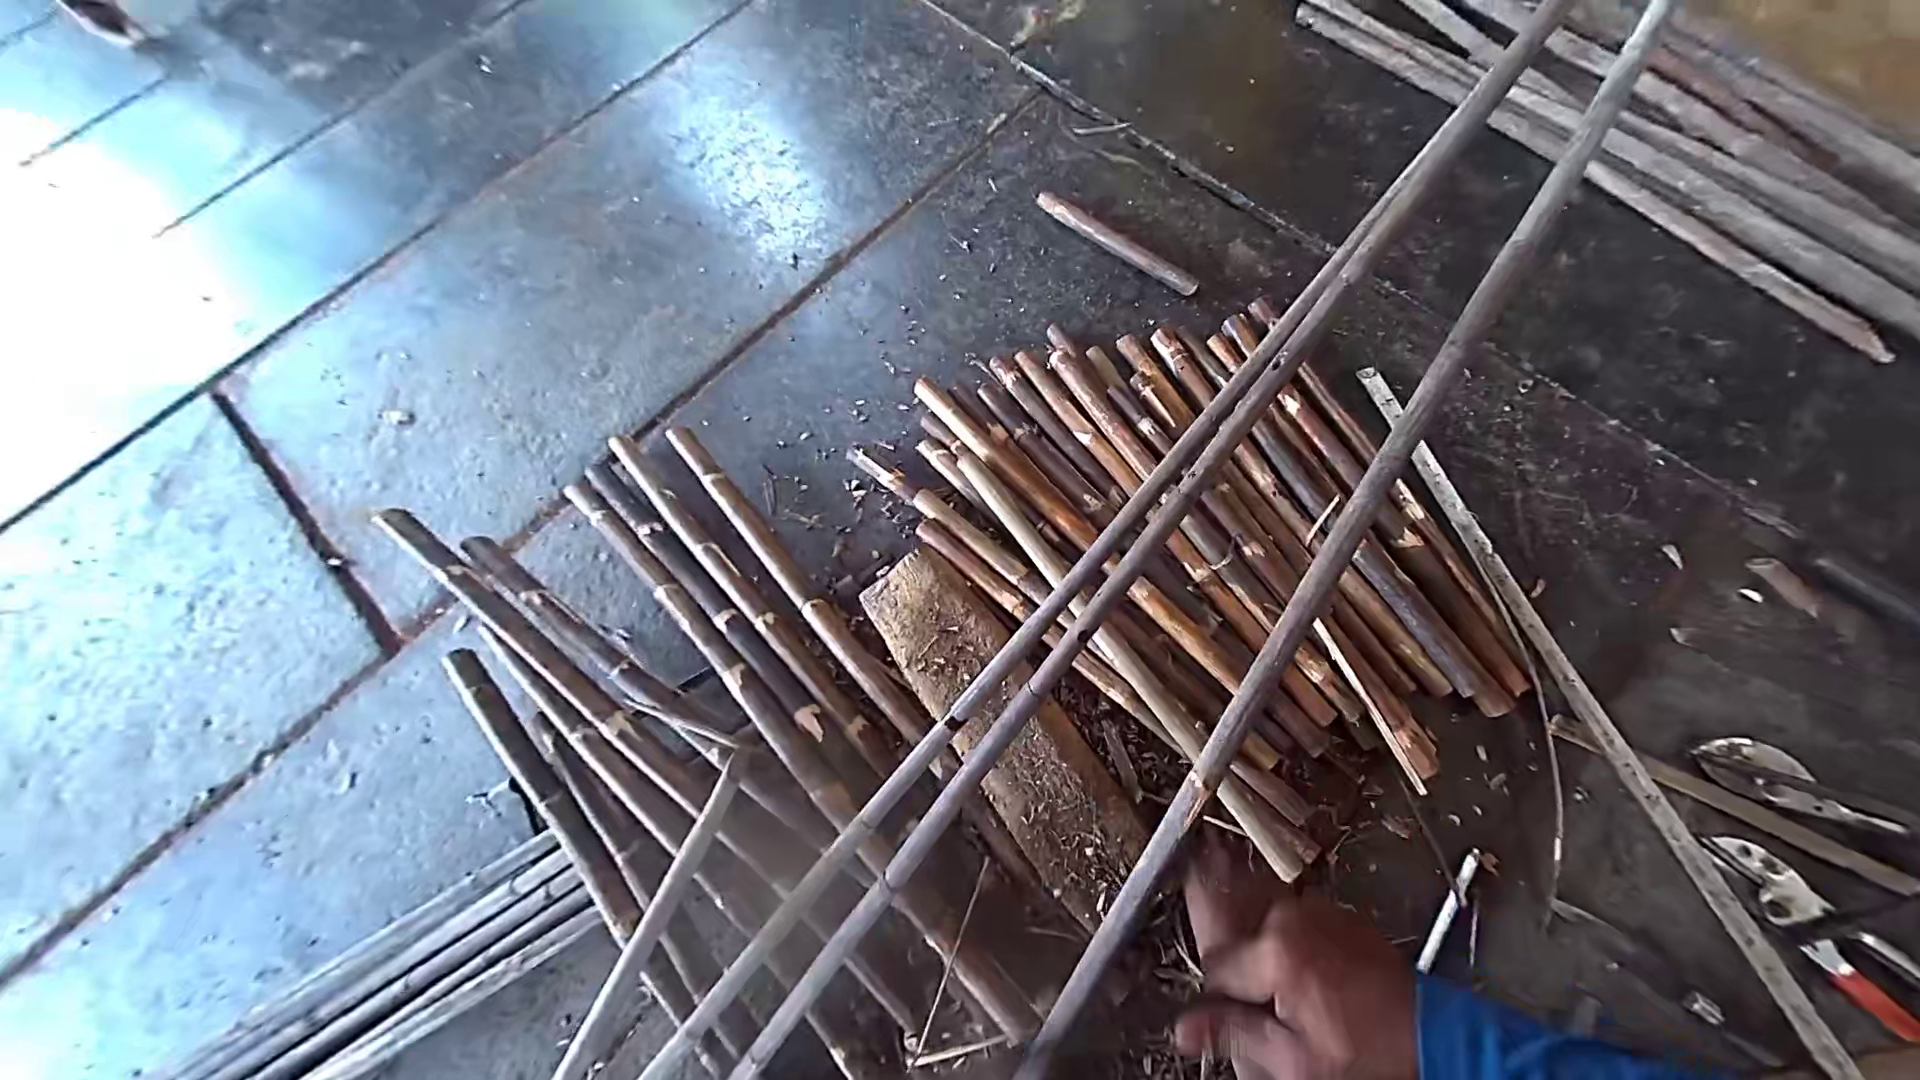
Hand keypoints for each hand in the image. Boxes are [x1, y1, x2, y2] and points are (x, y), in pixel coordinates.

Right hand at [1176, 839, 1416, 1079]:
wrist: (1436, 1034)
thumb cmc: (1374, 1055)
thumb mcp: (1298, 1061)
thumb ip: (1235, 1035)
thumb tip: (1183, 1029)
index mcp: (1274, 952)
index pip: (1217, 967)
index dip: (1223, 997)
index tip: (1241, 1017)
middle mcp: (1285, 917)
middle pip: (1238, 942)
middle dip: (1249, 976)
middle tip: (1281, 1012)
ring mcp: (1308, 907)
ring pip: (1261, 929)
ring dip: (1268, 958)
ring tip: (1306, 995)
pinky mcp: (1327, 907)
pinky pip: (1288, 921)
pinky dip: (1291, 943)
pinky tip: (1317, 976)